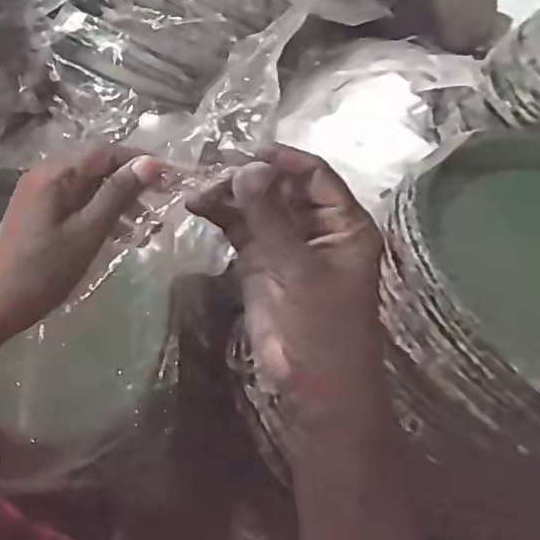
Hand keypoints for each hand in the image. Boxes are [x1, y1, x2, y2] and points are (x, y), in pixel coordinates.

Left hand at [0, 146, 160, 342]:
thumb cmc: (43, 271)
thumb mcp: (87, 232)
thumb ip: (118, 194)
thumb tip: (150, 162)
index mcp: (55, 173)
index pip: (106, 152)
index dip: (141, 161)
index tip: (172, 178)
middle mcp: (45, 174)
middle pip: (97, 167)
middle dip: (132, 182)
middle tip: (162, 204)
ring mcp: (38, 194)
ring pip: (88, 187)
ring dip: (119, 201)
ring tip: (146, 226)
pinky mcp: (37, 214)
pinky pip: (76, 203)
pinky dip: (100, 213)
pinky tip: (120, 234)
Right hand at [186, 146, 387, 418]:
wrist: (313, 388)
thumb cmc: (323, 328)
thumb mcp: (300, 270)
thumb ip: (270, 219)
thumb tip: (245, 169)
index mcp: (343, 224)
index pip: (315, 176)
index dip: (284, 160)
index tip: (247, 151)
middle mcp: (315, 227)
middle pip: (280, 186)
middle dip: (248, 174)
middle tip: (209, 165)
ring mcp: (284, 243)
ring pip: (256, 205)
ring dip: (228, 193)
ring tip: (196, 187)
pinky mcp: (258, 260)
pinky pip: (239, 228)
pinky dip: (219, 215)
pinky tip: (196, 204)